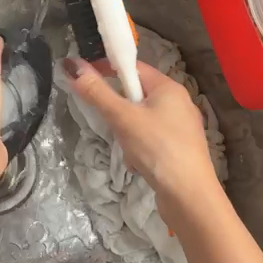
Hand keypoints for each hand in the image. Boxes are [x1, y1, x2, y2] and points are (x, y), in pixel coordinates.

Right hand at [62, 58, 225, 218]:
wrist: (190, 197)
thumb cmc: (158, 149)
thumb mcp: (122, 118)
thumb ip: (97, 92)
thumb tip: (72, 65)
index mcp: (168, 87)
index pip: (133, 67)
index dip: (107, 69)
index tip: (85, 79)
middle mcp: (178, 102)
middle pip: (136, 94)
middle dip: (118, 109)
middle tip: (111, 123)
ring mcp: (181, 127)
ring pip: (141, 119)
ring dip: (127, 132)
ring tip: (128, 150)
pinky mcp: (179, 149)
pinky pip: (150, 138)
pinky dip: (139, 148)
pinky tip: (139, 164)